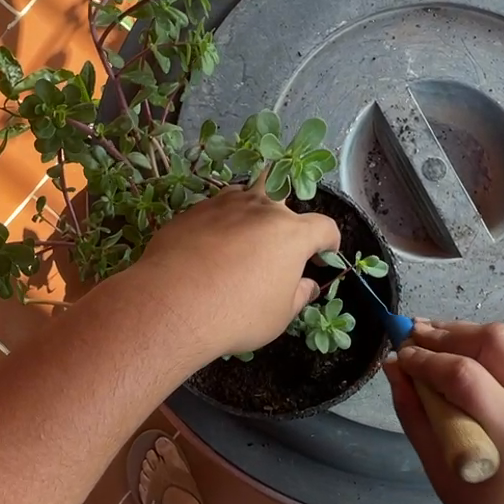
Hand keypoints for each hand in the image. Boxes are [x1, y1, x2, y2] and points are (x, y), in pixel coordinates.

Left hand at [125, 185, 339, 361]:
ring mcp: (222, 206)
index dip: (330, 240)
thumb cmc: (237, 314)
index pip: (324, 227)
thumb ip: (298, 296)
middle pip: (281, 188)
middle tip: (279, 238)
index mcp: (291, 234)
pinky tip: (209, 249)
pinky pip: (212, 211)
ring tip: (243, 239)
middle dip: (286, 207)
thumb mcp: (278, 316)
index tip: (326, 253)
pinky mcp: (191, 212)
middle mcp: (260, 210)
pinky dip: (217, 225)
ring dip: (249, 211)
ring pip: (244, 194)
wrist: (173, 304)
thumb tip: (308, 286)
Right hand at [384, 321, 503, 503]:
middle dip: (447, 333)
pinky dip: (477, 346)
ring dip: (461, 334)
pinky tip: (452, 354)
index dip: (426, 359)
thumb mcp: (437, 466)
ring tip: (426, 338)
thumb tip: (392, 367)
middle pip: (493, 340)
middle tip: (410, 335)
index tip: (398, 356)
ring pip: (503, 339)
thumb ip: (414, 412)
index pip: (465, 374)